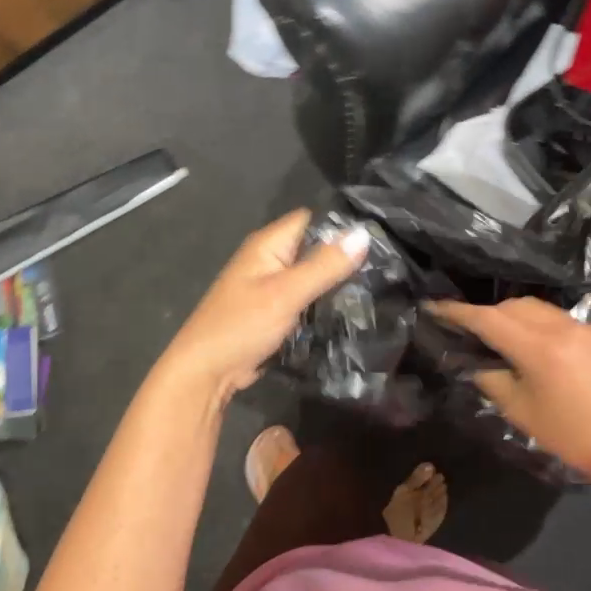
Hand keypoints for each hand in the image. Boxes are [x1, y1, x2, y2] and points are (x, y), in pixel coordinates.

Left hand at [157, 209, 367, 400]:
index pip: (311, 219)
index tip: (379, 235)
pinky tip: (351, 308)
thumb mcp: (287, 293)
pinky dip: (324, 302)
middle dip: (344, 255)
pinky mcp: (275, 311)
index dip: (341, 224)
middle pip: (314, 247)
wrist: (206, 372)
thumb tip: (364, 233)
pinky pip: (306, 298)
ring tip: (377, 284)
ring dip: (336, 281)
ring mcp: (271, 286)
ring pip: (312, 275)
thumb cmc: (241, 325)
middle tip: (384, 264)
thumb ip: (325, 265)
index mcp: (268, 244)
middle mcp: (269, 259)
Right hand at [428, 297, 590, 477]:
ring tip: (495, 335)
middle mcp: (559, 328)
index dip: (458, 312)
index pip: (489, 319)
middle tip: (465, 329)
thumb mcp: (518, 410)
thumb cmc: (567, 434)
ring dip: (509, 314)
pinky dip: (532, 321)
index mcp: (538, 349)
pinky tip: (527, 341)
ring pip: (533, 306)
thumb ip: (491, 378)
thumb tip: (473, 360)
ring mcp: (579, 327)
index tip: (434, 307)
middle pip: (511, 306)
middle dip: (485, 313)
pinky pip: (552, 316)